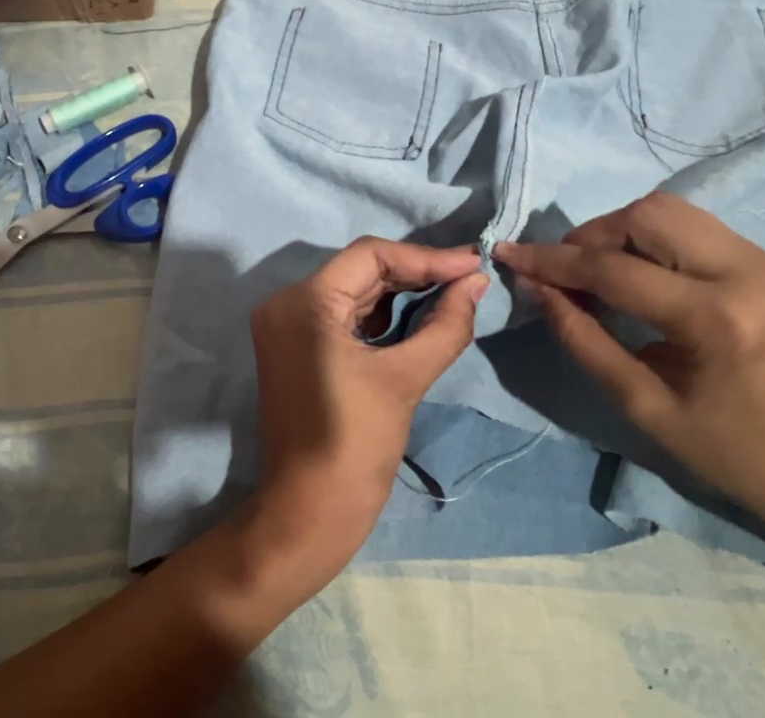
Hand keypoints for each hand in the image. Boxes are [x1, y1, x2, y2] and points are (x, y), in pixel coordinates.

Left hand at [248, 238, 487, 563]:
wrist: (312, 509)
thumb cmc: (355, 442)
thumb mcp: (405, 378)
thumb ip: (445, 324)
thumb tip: (477, 282)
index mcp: (302, 302)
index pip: (370, 256)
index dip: (425, 258)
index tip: (473, 265)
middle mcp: (287, 305)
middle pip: (361, 271)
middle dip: (417, 274)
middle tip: (471, 279)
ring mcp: (288, 328)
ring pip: (355, 293)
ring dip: (403, 294)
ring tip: (455, 294)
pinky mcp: (298, 350)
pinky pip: (345, 318)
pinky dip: (383, 317)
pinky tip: (422, 317)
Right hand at [494, 192, 764, 516]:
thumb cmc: (725, 449)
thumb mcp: (639, 403)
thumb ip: (581, 337)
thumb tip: (537, 286)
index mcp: (717, 321)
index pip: (617, 269)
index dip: (554, 260)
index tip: (510, 253)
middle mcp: (752, 274)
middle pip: (650, 214)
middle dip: (593, 234)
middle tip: (566, 269)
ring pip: (674, 212)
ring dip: (622, 233)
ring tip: (599, 271)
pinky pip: (698, 231)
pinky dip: (655, 244)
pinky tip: (642, 277)